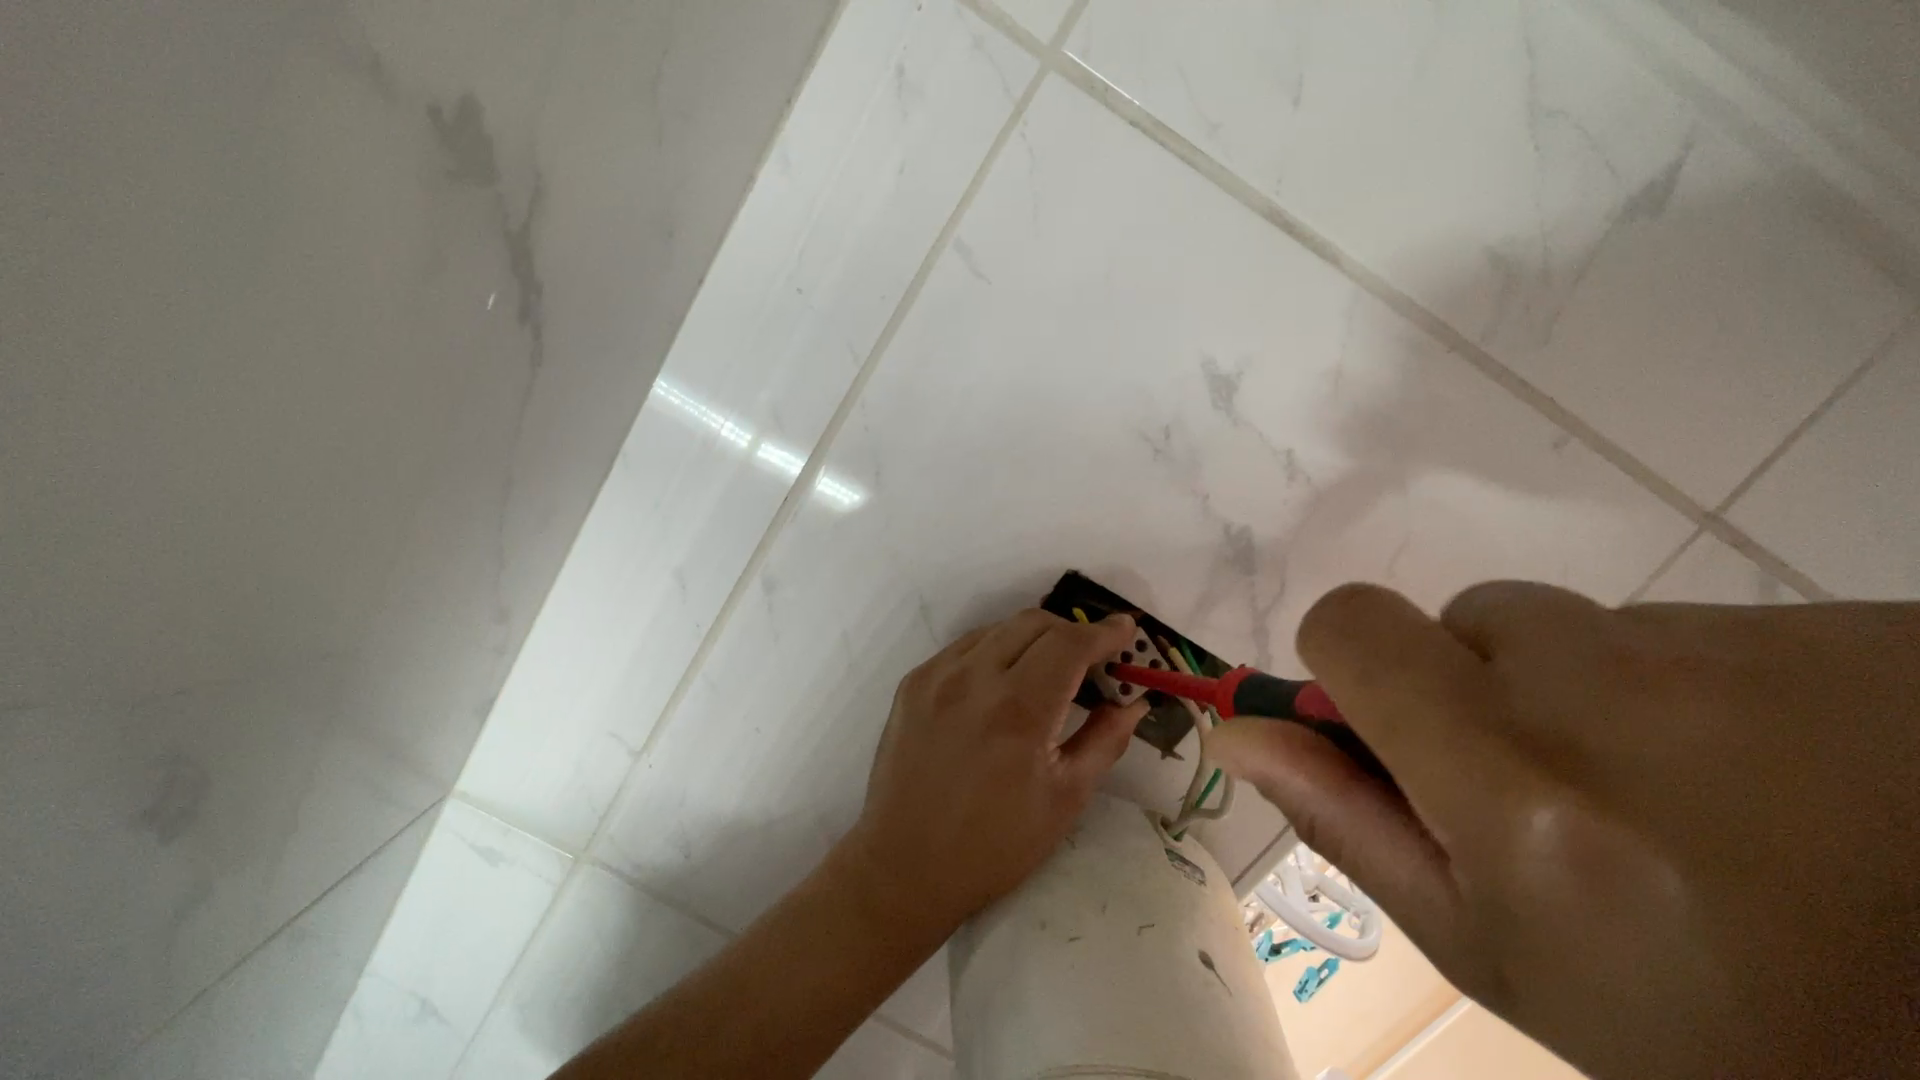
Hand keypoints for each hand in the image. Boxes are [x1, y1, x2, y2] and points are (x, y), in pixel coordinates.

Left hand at [835, 609, 1148, 935]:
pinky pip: (962, 648)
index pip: (1069, 643)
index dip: (1103, 632)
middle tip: (1091, 658)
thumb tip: (1133, 703)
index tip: (1126, 629)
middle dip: (1071, 630)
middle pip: (1033, 622)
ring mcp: (936, 677)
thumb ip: (1104, 741)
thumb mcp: (1065, 799)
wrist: (905, 866)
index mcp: (1019, 709)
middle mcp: (974, 679)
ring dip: (1031, 638)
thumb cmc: (995, 845)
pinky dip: (993, 651)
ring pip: (996, 629)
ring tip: (1046, 671)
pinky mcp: (912, 685)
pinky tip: (1001, 684)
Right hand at [1211, 582, 1919, 1079]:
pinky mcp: (1866, 629)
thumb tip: (1241, 730)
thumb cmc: (1688, 1018)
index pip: (1354, 624)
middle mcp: (1618, 682)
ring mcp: (1753, 644)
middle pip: (1476, 618)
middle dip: (1480, 691)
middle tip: (1560, 796)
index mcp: (1513, 774)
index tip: (1389, 732)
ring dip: (1600, 695)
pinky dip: (1709, 691)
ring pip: (1593, 629)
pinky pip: (1708, 629)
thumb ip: (1351, 825)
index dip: (1346, 666)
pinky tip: (1788, 776)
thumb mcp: (1495, 949)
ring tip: (1693, 799)